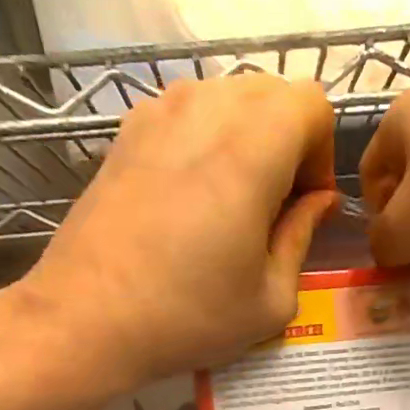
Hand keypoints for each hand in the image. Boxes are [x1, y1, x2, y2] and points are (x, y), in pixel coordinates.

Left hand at [18, 75, 338, 389]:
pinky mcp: (127, 130)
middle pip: (271, 91)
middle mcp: (204, 113)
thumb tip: (318, 200)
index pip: (311, 102)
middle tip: (276, 204)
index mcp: (250, 152)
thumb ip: (303, 236)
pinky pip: (187, 110)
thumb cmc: (189, 317)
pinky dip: (206, 138)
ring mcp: (158, 114)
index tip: (305, 203)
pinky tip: (192, 196)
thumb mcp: (271, 299)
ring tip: (233, 200)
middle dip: (289, 139)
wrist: (88, 318)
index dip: (322, 151)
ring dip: (247, 136)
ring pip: (227, 96)